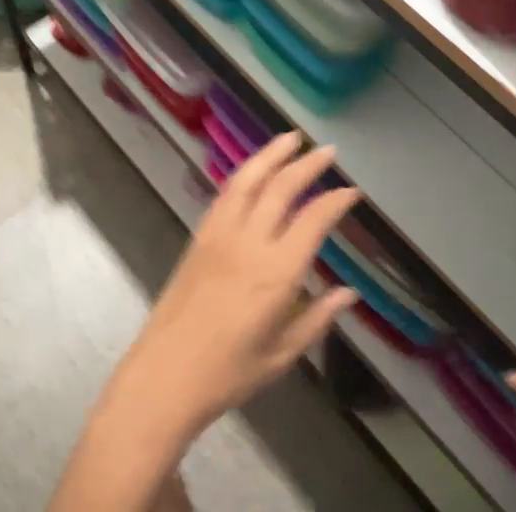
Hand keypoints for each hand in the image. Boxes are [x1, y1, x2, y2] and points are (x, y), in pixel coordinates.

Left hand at [104, 133, 362, 438]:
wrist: (163, 378)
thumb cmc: (228, 374)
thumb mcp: (282, 355)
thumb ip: (317, 319)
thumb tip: (348, 293)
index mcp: (276, 272)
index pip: (313, 220)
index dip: (336, 201)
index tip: (352, 193)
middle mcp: (249, 243)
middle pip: (281, 188)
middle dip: (308, 165)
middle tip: (328, 152)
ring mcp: (219, 237)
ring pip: (248, 181)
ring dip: (271, 156)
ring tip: (290, 138)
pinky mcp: (198, 240)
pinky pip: (224, 196)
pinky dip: (243, 176)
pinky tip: (253, 172)